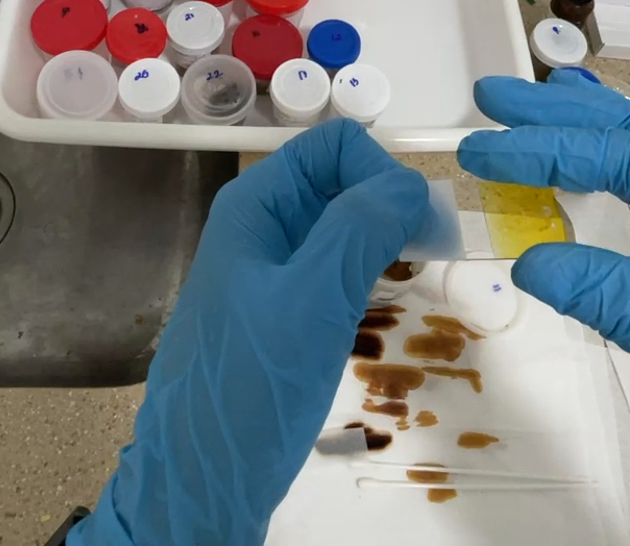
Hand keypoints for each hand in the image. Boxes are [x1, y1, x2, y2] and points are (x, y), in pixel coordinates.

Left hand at [74, 119, 430, 545]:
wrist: (200, 482)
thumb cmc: (251, 386)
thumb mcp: (312, 301)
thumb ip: (358, 230)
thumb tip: (408, 182)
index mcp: (257, 203)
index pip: (334, 146)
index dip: (379, 170)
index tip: (415, 221)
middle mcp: (263, 221)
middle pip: (339, 177)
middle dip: (387, 199)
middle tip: (429, 245)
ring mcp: (271, 263)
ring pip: (340, 220)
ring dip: (382, 231)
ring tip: (417, 264)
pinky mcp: (283, 302)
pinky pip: (334, 259)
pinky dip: (368, 262)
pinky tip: (386, 287)